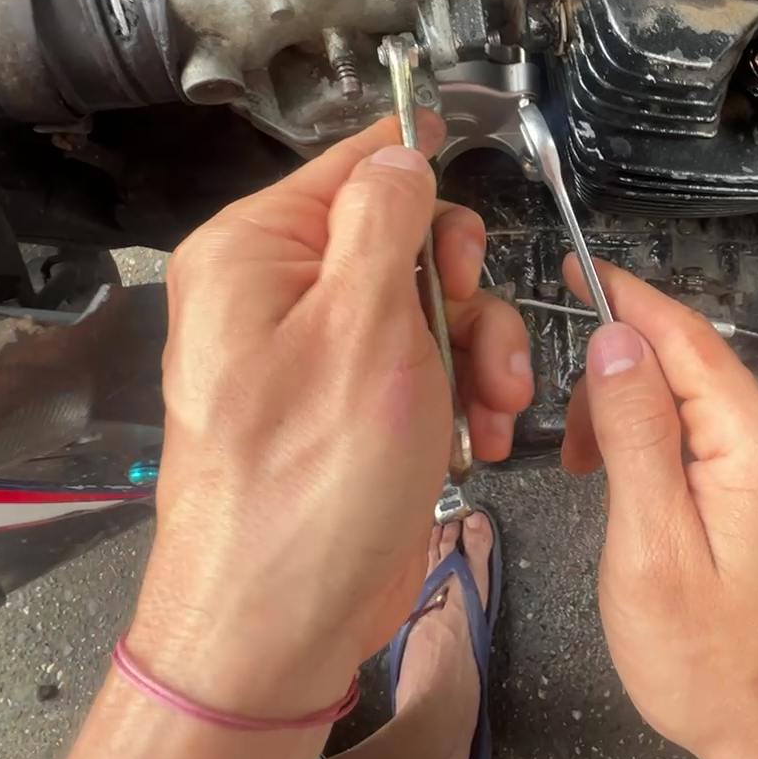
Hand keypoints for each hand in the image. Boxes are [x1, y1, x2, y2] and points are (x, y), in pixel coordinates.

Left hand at [125, 114, 533, 717]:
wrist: (283, 624)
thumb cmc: (315, 474)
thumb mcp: (362, 325)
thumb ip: (384, 219)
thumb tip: (399, 149)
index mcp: (260, 253)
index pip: (349, 166)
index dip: (412, 152)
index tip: (462, 135)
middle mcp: (285, 294)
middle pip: (406, 238)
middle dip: (463, 283)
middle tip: (477, 322)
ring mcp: (326, 352)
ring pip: (433, 306)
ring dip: (482, 347)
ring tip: (497, 403)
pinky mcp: (359, 402)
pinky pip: (428, 362)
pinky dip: (466, 388)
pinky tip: (483, 430)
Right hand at [558, 259, 757, 758]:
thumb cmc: (708, 655)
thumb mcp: (650, 547)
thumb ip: (636, 434)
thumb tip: (618, 342)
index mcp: (757, 439)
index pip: (683, 336)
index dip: (626, 295)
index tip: (577, 268)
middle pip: (685, 359)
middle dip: (618, 380)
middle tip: (574, 446)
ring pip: (691, 387)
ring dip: (633, 412)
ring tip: (598, 474)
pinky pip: (707, 419)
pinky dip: (660, 433)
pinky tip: (636, 477)